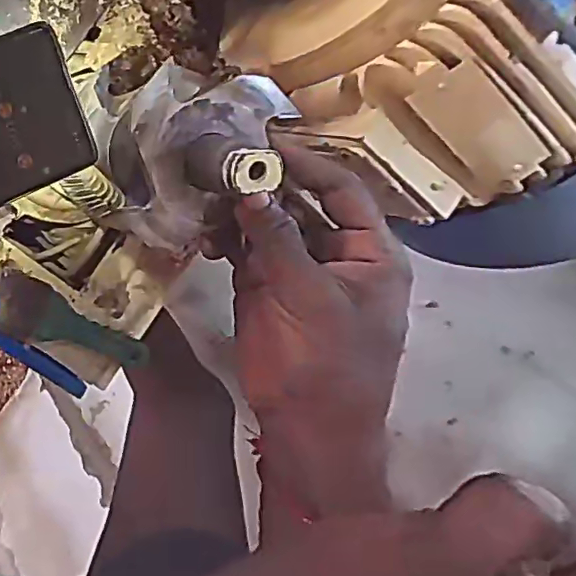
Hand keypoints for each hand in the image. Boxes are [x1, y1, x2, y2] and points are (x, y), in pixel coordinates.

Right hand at [225, 141, 412, 522]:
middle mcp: (335, 253)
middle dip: (265, 182)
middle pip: (301, 201)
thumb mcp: (307, 297)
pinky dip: (227, 235)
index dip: (306, 163)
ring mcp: (298, 269)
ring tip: (208, 187)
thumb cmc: (327, 366)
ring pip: (269, 222)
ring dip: (241, 207)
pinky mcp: (266, 285)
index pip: (341, 190)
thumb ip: (277, 239)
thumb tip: (250, 187)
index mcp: (369, 253)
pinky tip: (206, 229)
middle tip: (224, 159)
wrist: (307, 433)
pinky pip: (246, 247)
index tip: (266, 142)